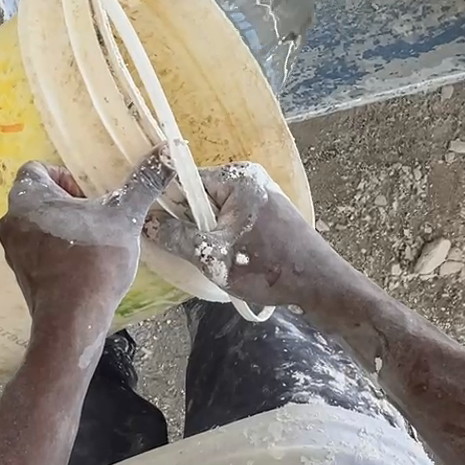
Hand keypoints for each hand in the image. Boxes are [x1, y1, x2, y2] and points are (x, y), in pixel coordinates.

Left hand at [0, 152, 171, 325]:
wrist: (73, 321)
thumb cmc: (93, 261)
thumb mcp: (125, 217)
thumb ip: (143, 182)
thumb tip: (168, 149)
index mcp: (27, 197)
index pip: (38, 169)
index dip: (66, 177)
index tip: (90, 195)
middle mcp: (11, 220)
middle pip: (39, 197)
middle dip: (68, 202)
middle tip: (97, 215)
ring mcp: (12, 250)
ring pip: (38, 225)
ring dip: (62, 227)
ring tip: (93, 239)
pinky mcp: (21, 275)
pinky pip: (38, 251)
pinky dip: (57, 251)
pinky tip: (84, 264)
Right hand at [142, 162, 355, 310]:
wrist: (320, 286)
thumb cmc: (267, 268)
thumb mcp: (212, 256)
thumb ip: (175, 237)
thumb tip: (144, 223)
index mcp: (236, 178)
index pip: (184, 180)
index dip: (165, 203)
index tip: (150, 226)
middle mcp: (248, 178)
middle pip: (198, 195)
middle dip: (186, 221)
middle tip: (179, 248)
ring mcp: (260, 195)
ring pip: (214, 211)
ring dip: (204, 232)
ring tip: (202, 256)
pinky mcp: (267, 213)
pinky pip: (230, 219)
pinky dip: (221, 236)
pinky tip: (223, 257)